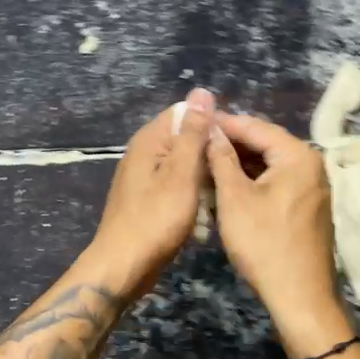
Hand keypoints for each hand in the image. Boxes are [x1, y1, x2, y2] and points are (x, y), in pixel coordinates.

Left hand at [85, 88, 216, 297]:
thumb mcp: (182, 173)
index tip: (237, 143)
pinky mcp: (146, 198)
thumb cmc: (155, 219)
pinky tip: (205, 212)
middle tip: (234, 171)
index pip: (185, 113)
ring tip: (224, 192)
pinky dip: (191, 194)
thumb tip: (202, 92)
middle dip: (209, 153)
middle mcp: (143, 152)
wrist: (123, 266)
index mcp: (149, 139)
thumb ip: (193, 133)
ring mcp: (143, 176)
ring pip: (183, 165)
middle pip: (185, 139)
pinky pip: (176, 185)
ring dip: (203, 177)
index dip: (212, 123)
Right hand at [207, 112, 353, 356]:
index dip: (223, 123)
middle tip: (196, 142)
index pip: (255, 126)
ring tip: (205, 162)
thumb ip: (221, 158)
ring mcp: (312, 186)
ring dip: (239, 163)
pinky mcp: (307, 205)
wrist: (300, 298)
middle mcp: (311, 164)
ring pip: (269, 163)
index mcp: (298, 156)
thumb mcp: (234, 198)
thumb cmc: (264, 244)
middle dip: (230, 142)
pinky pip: (276, 180)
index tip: (194, 121)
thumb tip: (210, 130)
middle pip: (264, 143)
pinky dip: (252, 180)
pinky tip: (226, 184)